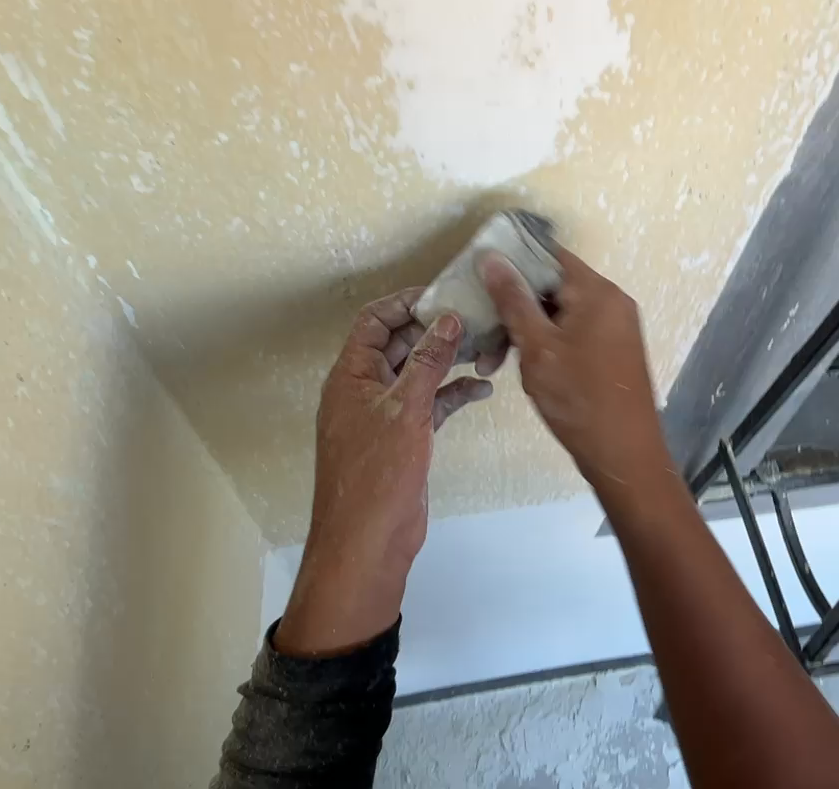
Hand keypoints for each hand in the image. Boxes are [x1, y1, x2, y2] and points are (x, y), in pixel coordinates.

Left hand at [274, 289, 492, 654]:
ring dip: (448, 361)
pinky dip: (453, 394)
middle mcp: (366, 388)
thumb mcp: (406, 409)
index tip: (444, 296)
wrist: (368, 543)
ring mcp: (386, 414)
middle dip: (435, 331)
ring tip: (485, 348)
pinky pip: (430, 404)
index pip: (374, 321)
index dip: (405, 303)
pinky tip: (482, 388)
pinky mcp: (405, 437)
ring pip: (419, 374)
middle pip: (401, 344)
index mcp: (352, 375)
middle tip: (475, 318)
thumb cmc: (378, 472)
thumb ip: (428, 362)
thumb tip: (447, 319)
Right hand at [477, 247, 671, 494]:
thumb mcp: (537, 347)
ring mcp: (614, 326)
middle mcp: (611, 301)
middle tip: (482, 337)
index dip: (512, 261)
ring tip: (493, 363)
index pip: (549, 255)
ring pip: (559, 314)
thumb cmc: (579, 398)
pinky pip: (572, 332)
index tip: (479, 277)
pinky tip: (523, 368)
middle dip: (513, 307)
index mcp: (597, 291)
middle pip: (552, 286)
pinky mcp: (612, 349)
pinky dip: (546, 344)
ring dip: (525, 331)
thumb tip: (491, 257)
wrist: (624, 454)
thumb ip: (513, 300)